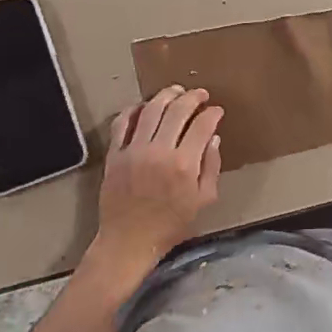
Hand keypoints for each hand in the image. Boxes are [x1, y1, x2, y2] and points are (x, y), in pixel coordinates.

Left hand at [88, 86, 223, 278]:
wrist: (129, 240)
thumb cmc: (170, 225)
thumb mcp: (203, 201)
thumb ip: (211, 167)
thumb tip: (213, 139)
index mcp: (184, 165)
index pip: (201, 126)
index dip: (212, 114)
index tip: (216, 110)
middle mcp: (159, 152)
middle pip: (177, 111)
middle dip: (192, 98)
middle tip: (200, 94)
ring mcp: (134, 150)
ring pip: (150, 110)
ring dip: (165, 96)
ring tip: (175, 92)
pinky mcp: (115, 154)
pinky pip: (122, 123)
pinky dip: (133, 109)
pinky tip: (144, 106)